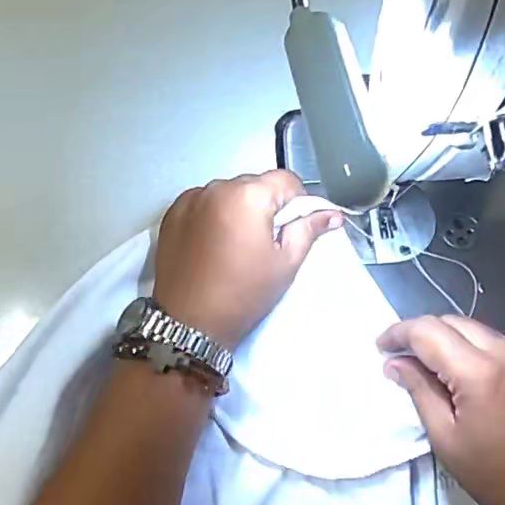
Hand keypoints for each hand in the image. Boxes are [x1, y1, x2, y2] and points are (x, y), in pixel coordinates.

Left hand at [153, 170, 340, 349]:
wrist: (188, 323)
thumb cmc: (244, 294)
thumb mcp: (286, 263)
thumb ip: (309, 230)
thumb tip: (332, 214)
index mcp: (248, 196)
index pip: (287, 180)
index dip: (298, 202)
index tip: (293, 229)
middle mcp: (217, 187)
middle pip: (257, 183)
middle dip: (268, 204)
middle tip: (267, 241)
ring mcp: (191, 199)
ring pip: (230, 192)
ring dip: (240, 208)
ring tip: (238, 244)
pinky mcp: (172, 213)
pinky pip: (205, 202)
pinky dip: (215, 213)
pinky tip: (215, 242)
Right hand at [378, 315, 504, 504]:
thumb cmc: (504, 481)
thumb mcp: (450, 442)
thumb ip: (421, 393)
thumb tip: (397, 364)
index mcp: (482, 369)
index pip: (429, 331)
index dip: (399, 333)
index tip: (380, 346)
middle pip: (454, 322)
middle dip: (423, 332)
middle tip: (400, 356)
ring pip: (478, 330)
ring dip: (449, 339)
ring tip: (428, 367)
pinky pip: (498, 344)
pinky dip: (473, 350)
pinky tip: (462, 375)